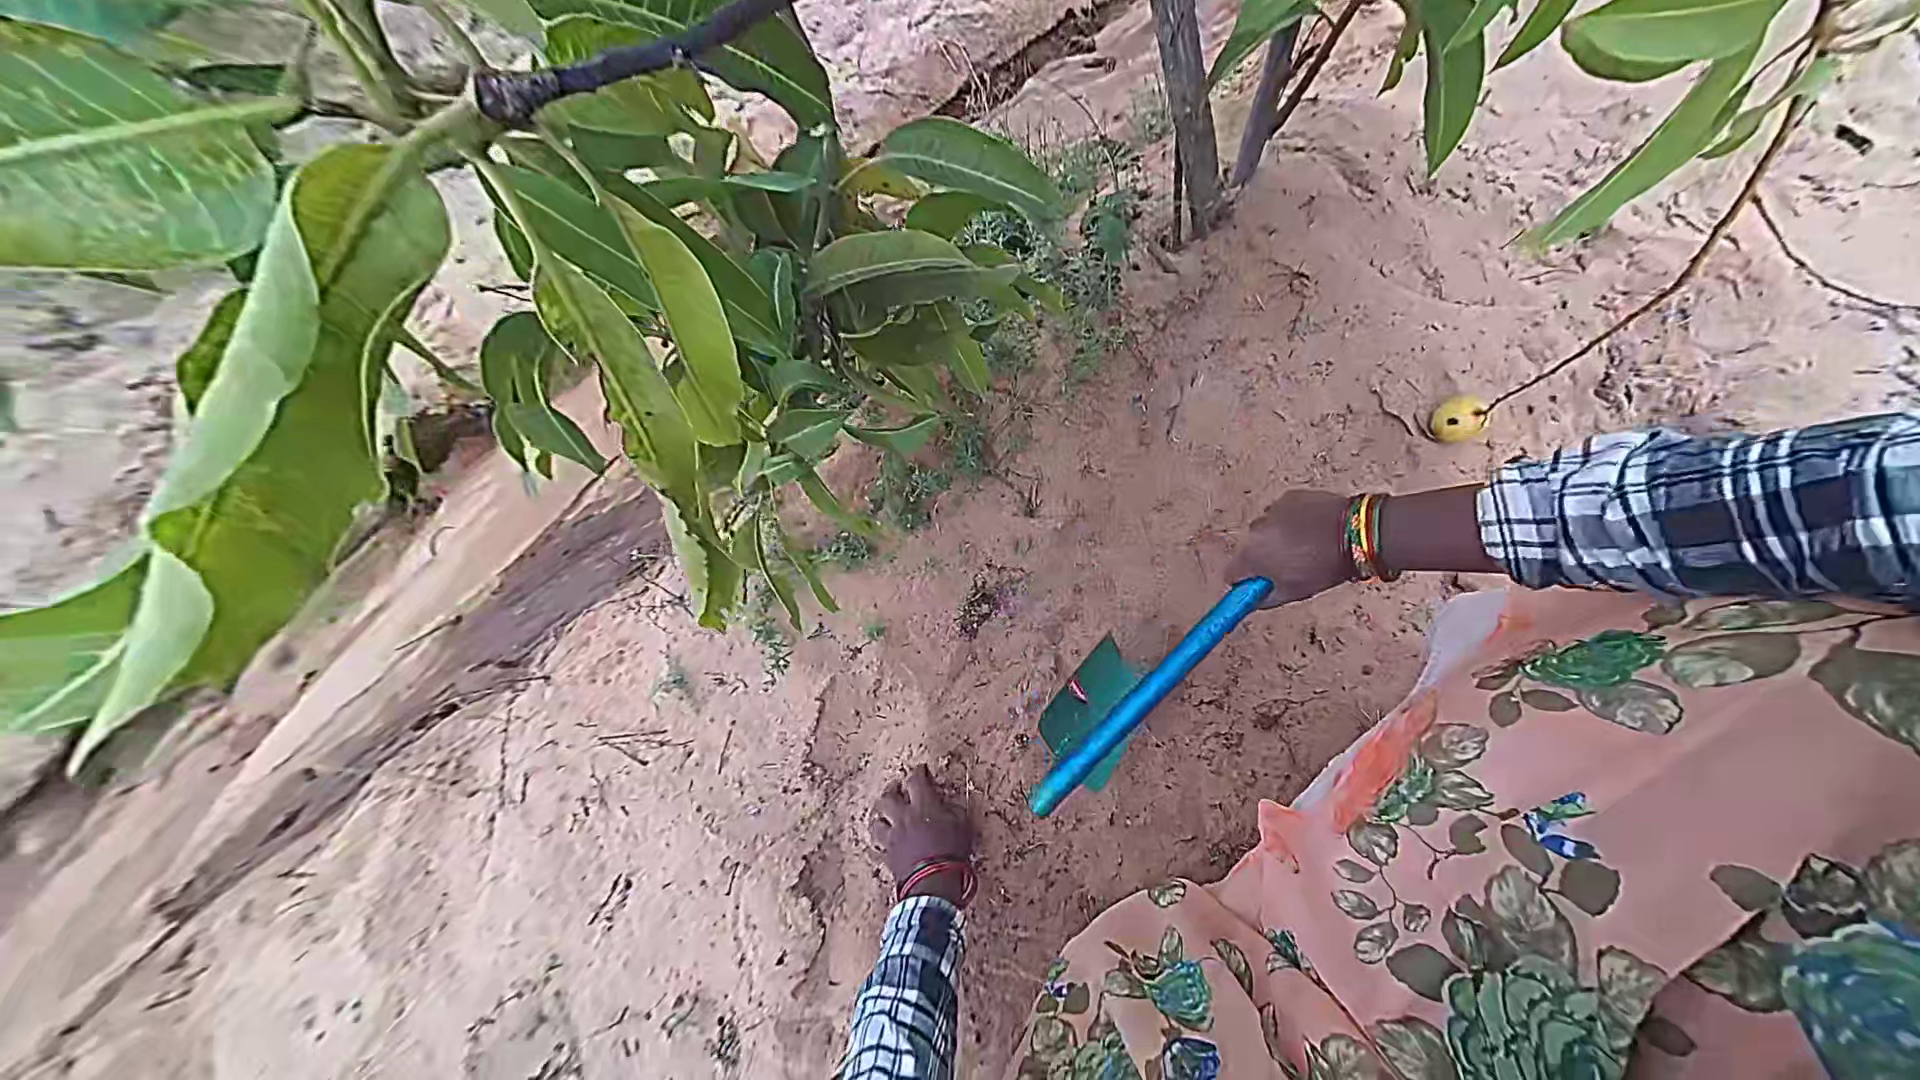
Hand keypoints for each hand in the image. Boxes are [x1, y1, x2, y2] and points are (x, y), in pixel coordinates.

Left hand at [870, 765, 973, 903]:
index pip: (916, 780)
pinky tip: (886, 843)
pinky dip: (882, 843)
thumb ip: (952, 810)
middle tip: (897, 788)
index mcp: (923, 805)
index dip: (919, 772)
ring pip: (877, 821)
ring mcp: (893, 837)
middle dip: (892, 790)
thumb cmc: (952, 852)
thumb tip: (946, 806)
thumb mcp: (962, 825)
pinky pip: (878, 847)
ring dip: (882, 817)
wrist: (934, 883)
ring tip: (886, 816)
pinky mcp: (888, 856)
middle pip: (888, 796)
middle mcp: (903, 817)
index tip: (922, 770)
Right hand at [1225, 489, 1354, 607]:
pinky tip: (1312, 529)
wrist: (1358, 533)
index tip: (1259, 585)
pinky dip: (1291, 521)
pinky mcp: (1288, 498)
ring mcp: (1270, 511)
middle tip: (1290, 566)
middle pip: (1249, 550)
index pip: (1232, 574)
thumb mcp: (1294, 592)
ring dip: (1277, 538)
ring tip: (1306, 546)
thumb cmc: (1326, 565)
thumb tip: (1252, 601)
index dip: (1245, 582)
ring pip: (1265, 531)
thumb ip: (1265, 599)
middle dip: (1263, 558)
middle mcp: (1254, 531)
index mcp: (1251, 556)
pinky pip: (1282, 513)